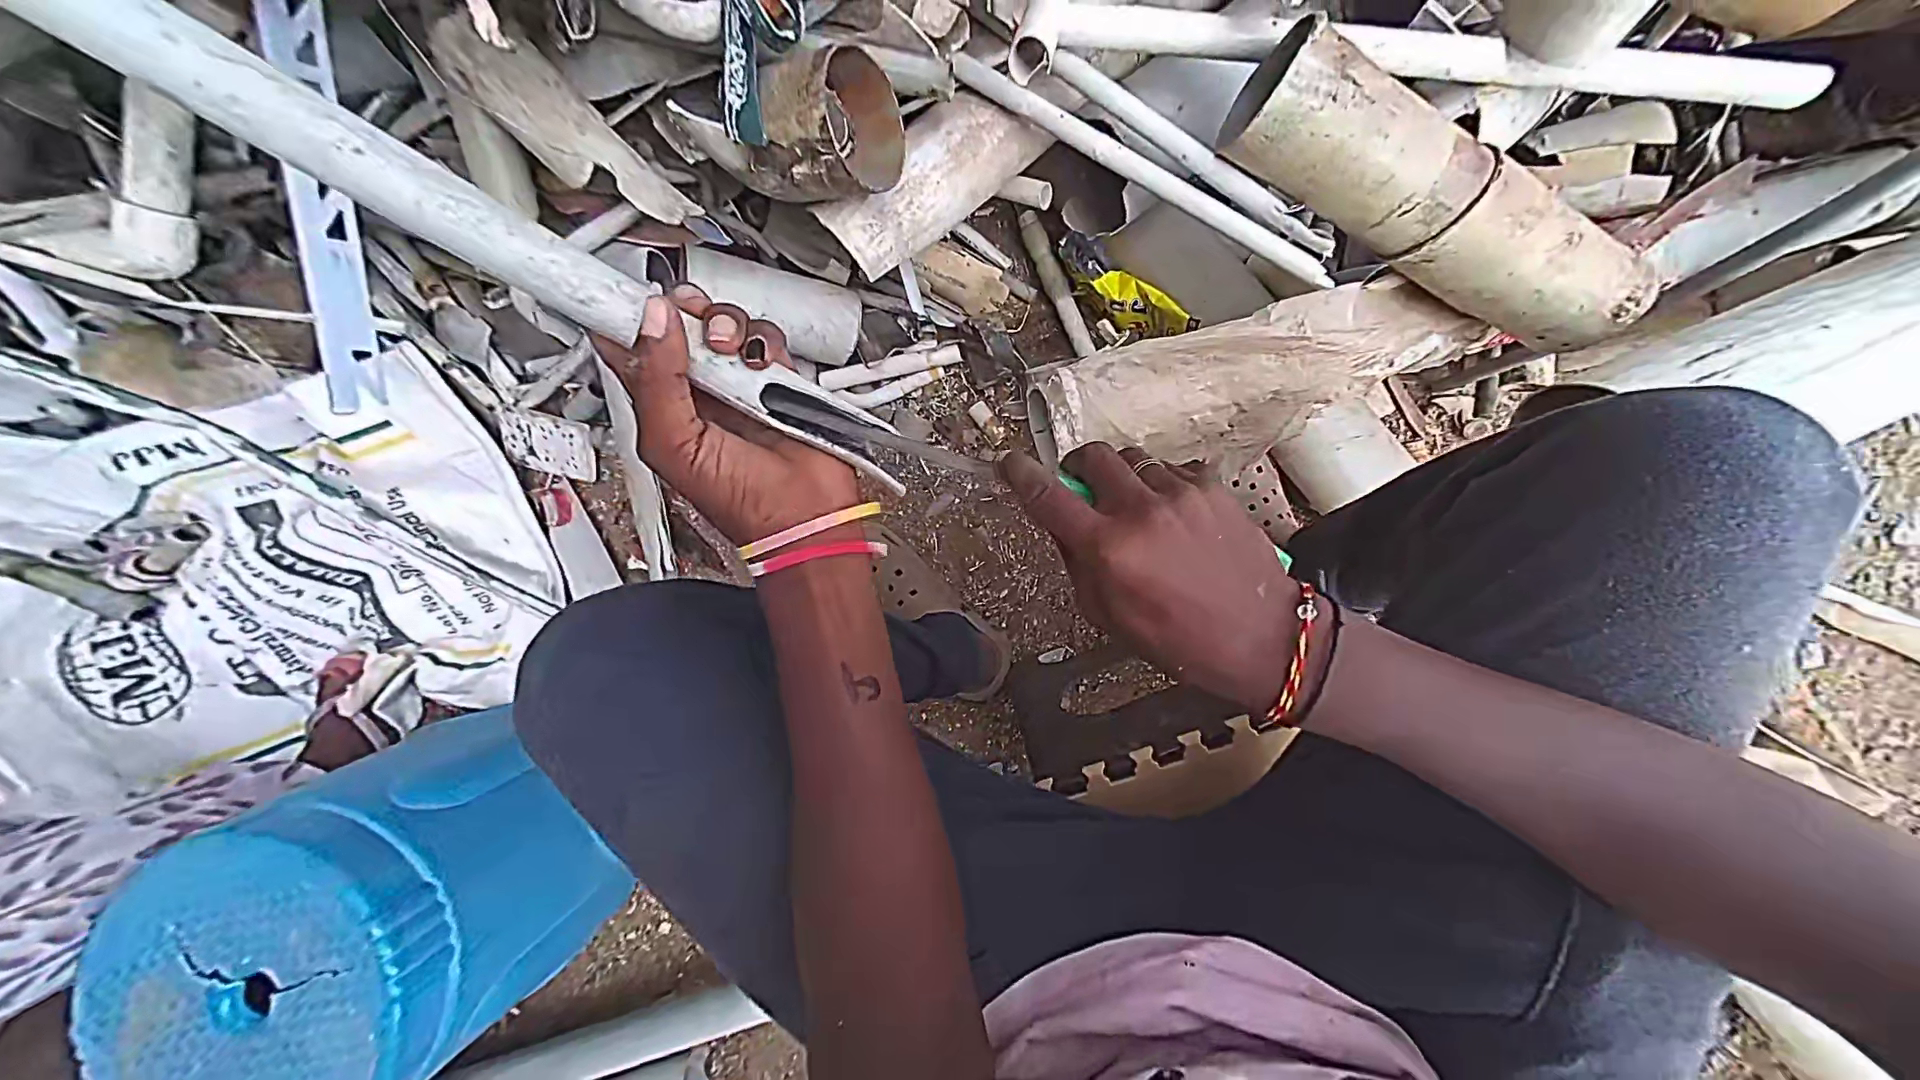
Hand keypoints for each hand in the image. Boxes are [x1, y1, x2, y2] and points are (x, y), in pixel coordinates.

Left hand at [595, 284, 857, 544]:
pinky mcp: (779, 379)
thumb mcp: (673, 445)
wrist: (803, 514)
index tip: (618, 293)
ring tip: (732, 353)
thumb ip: (656, 381)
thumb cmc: (739, 501)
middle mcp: (698, 389)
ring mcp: (739, 382)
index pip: (627, 346)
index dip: (620, 314)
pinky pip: (767, 339)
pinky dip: (765, 342)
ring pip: (724, 323)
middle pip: (678, 323)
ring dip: (726, 326)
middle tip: (687, 320)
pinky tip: (763, 368)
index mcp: (660, 405)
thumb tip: (655, 322)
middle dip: (681, 311)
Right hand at [1000, 444, 1303, 712]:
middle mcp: (1141, 511)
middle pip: (1093, 456)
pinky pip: (1172, 469)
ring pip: (1134, 459)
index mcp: (1109, 549)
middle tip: (1085, 487)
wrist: (1262, 636)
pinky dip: (1162, 485)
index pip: (1048, 497)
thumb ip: (1077, 565)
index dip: (1021, 475)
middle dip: (1080, 467)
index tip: (1011, 463)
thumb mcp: (1109, 616)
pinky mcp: (1212, 488)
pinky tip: (1173, 514)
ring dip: (1125, 478)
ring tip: (1139, 510)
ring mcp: (1181, 494)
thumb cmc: (1180, 639)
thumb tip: (1061, 526)